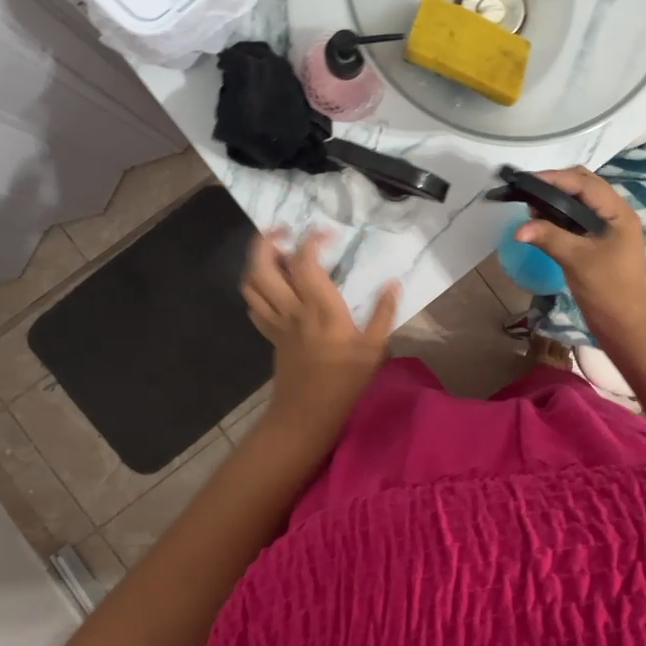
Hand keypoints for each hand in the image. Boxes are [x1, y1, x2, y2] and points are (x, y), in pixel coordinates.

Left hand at [240, 230, 400, 449]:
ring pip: (251, 283)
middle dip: (267, 241)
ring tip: (276, 253)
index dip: (311, 240)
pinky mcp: (269, 334)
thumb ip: (384, 313)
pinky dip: (257, 289)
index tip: (326, 233)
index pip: (304, 261)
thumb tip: (393, 283)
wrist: (307, 414)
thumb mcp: (374, 348)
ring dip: (257, 261)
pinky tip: (273, 288)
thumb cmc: (344, 381)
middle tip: (285, 231)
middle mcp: (291, 308)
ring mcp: (275, 321)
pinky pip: (253, 305)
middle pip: (262, 265)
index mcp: (319, 308)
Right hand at [514, 167, 645, 338]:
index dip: (556, 178)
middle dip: (556, 185)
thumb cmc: (607, 289)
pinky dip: (560, 215)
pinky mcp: (599, 241)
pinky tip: (542, 223)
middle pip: (584, 186)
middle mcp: (615, 214)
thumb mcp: (577, 260)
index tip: (528, 181)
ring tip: (532, 209)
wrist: (624, 324)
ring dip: (557, 200)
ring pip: (580, 201)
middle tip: (529, 193)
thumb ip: (549, 237)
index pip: (585, 183)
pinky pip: (578, 218)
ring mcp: (608, 227)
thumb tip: (518, 228)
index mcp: (618, 213)